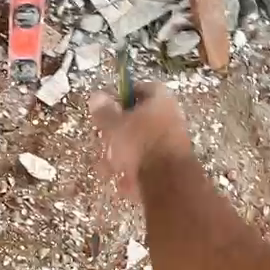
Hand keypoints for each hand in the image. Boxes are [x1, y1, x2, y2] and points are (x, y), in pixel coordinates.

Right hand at [91, 83, 191, 200]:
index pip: (141, 88)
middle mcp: (170, 117)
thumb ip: (104, 111)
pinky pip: (146, 163)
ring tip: (107, 168)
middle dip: (117, 131)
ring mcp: (172, 142)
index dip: (122, 95)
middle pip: (139, 119)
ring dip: (121, 155)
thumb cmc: (140, 144)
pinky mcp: (171, 165)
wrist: (168, 181)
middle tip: (104, 141)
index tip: (106, 107)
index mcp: (160, 101)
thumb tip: (96, 96)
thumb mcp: (115, 125)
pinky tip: (121, 181)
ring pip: (140, 144)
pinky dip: (132, 170)